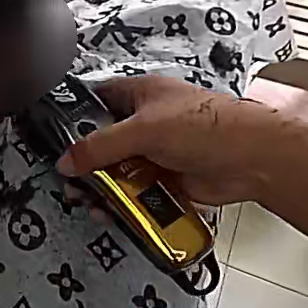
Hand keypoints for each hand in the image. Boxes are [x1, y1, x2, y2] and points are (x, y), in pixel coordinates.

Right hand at [57, 75, 307, 205]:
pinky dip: (123, 203)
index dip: (76, 114)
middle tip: (71, 181)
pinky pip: (135, 192)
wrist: (252, 160)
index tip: (55, 138)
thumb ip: (99, 146)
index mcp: (141, 94)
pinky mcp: (166, 179)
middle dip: (86, 163)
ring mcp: (157, 152)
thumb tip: (65, 162)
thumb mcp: (143, 130)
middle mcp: (147, 122)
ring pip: (118, 171)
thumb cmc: (206, 127)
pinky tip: (111, 213)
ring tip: (88, 202)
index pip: (98, 99)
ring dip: (102, 188)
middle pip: (103, 142)